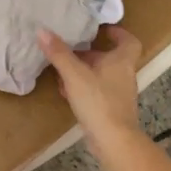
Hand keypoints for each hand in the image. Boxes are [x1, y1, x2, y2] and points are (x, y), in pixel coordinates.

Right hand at [39, 25, 143, 157]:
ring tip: (63, 72)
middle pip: (110, 59)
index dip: (117, 33)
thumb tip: (42, 31)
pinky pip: (97, 92)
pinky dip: (83, 89)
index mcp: (122, 61)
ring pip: (101, 76)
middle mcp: (124, 75)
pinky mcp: (112, 110)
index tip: (101, 30)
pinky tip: (67, 93)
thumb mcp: (75, 75)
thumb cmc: (98, 102)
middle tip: (71, 51)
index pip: (129, 41)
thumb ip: (59, 54)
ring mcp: (119, 94)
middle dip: (91, 54)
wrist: (113, 140)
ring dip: (84, 72)